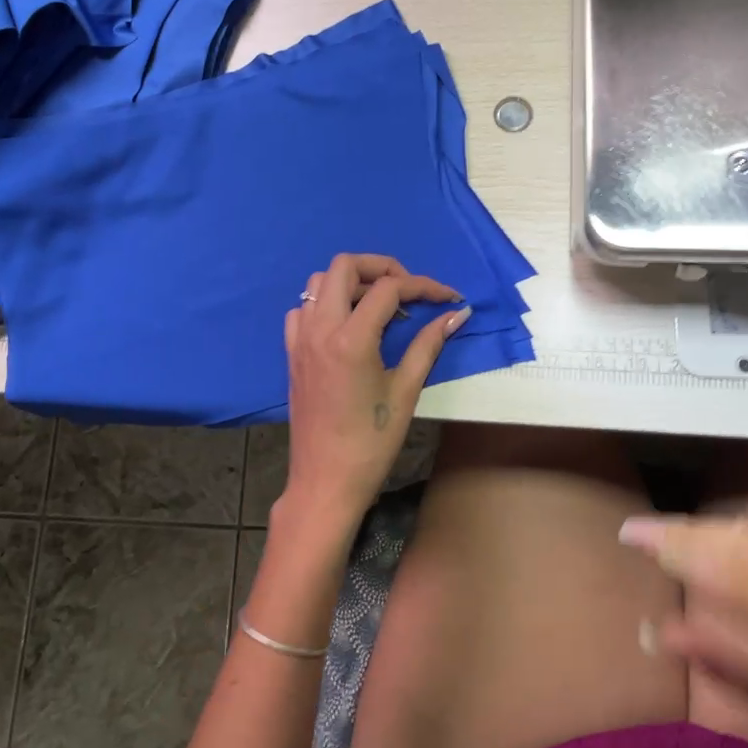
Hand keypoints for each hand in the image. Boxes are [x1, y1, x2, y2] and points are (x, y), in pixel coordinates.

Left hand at [281, 253, 467, 523]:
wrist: (325, 481)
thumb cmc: (371, 443)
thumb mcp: (405, 391)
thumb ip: (428, 344)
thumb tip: (456, 314)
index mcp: (351, 338)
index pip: (390, 288)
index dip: (424, 286)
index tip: (448, 298)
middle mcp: (320, 328)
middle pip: (345, 266)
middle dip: (382, 268)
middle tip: (409, 292)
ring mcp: (300, 339)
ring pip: (319, 282)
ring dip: (352, 282)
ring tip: (381, 306)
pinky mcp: (291, 353)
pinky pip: (302, 308)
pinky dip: (326, 303)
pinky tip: (348, 325)